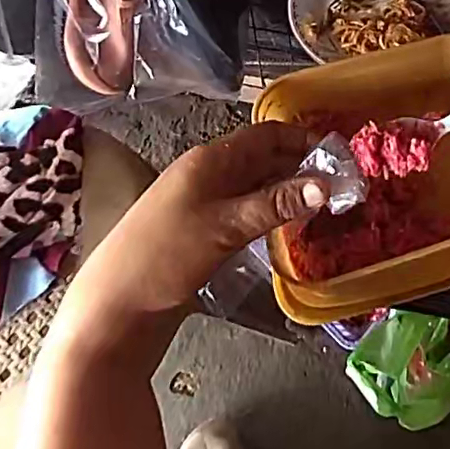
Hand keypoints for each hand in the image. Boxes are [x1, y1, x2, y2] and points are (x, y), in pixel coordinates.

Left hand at [63, 122, 325, 333]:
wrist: (110, 313)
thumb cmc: (164, 258)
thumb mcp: (226, 227)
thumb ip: (278, 203)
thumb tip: (327, 185)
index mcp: (209, 160)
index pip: (267, 135)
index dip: (303, 139)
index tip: (337, 155)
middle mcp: (208, 174)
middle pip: (264, 157)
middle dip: (302, 166)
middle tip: (340, 183)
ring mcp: (204, 202)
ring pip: (258, 184)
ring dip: (289, 190)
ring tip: (324, 204)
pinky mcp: (204, 229)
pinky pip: (248, 208)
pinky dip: (273, 210)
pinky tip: (291, 225)